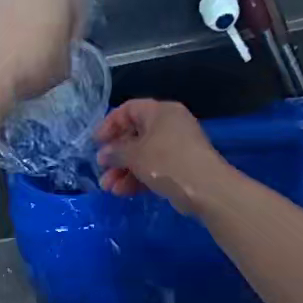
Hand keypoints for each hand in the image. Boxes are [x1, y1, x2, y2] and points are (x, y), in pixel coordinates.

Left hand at [0, 0, 91, 101]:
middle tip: (47, 45)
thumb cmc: (32, 67)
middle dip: (49, 15)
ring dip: (23, 18)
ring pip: (20, 0)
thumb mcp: (66, 67)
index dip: (77, 26)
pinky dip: (2, 26)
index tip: (70, 46)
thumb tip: (59, 51)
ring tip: (21, 48)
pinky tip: (1, 49)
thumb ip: (67, 50)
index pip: (80, 0)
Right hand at [94, 99, 230, 213]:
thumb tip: (103, 154)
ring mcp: (175, 147)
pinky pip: (153, 168)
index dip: (110, 124)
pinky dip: (138, 178)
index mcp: (160, 112)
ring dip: (123, 171)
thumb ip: (115, 152)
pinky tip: (123, 192)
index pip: (129, 110)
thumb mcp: (135, 155)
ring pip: (142, 156)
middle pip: (134, 135)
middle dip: (115, 155)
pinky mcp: (179, 167)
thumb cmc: (167, 162)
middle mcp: (169, 125)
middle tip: (102, 169)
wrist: (205, 188)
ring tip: (109, 188)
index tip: (96, 142)